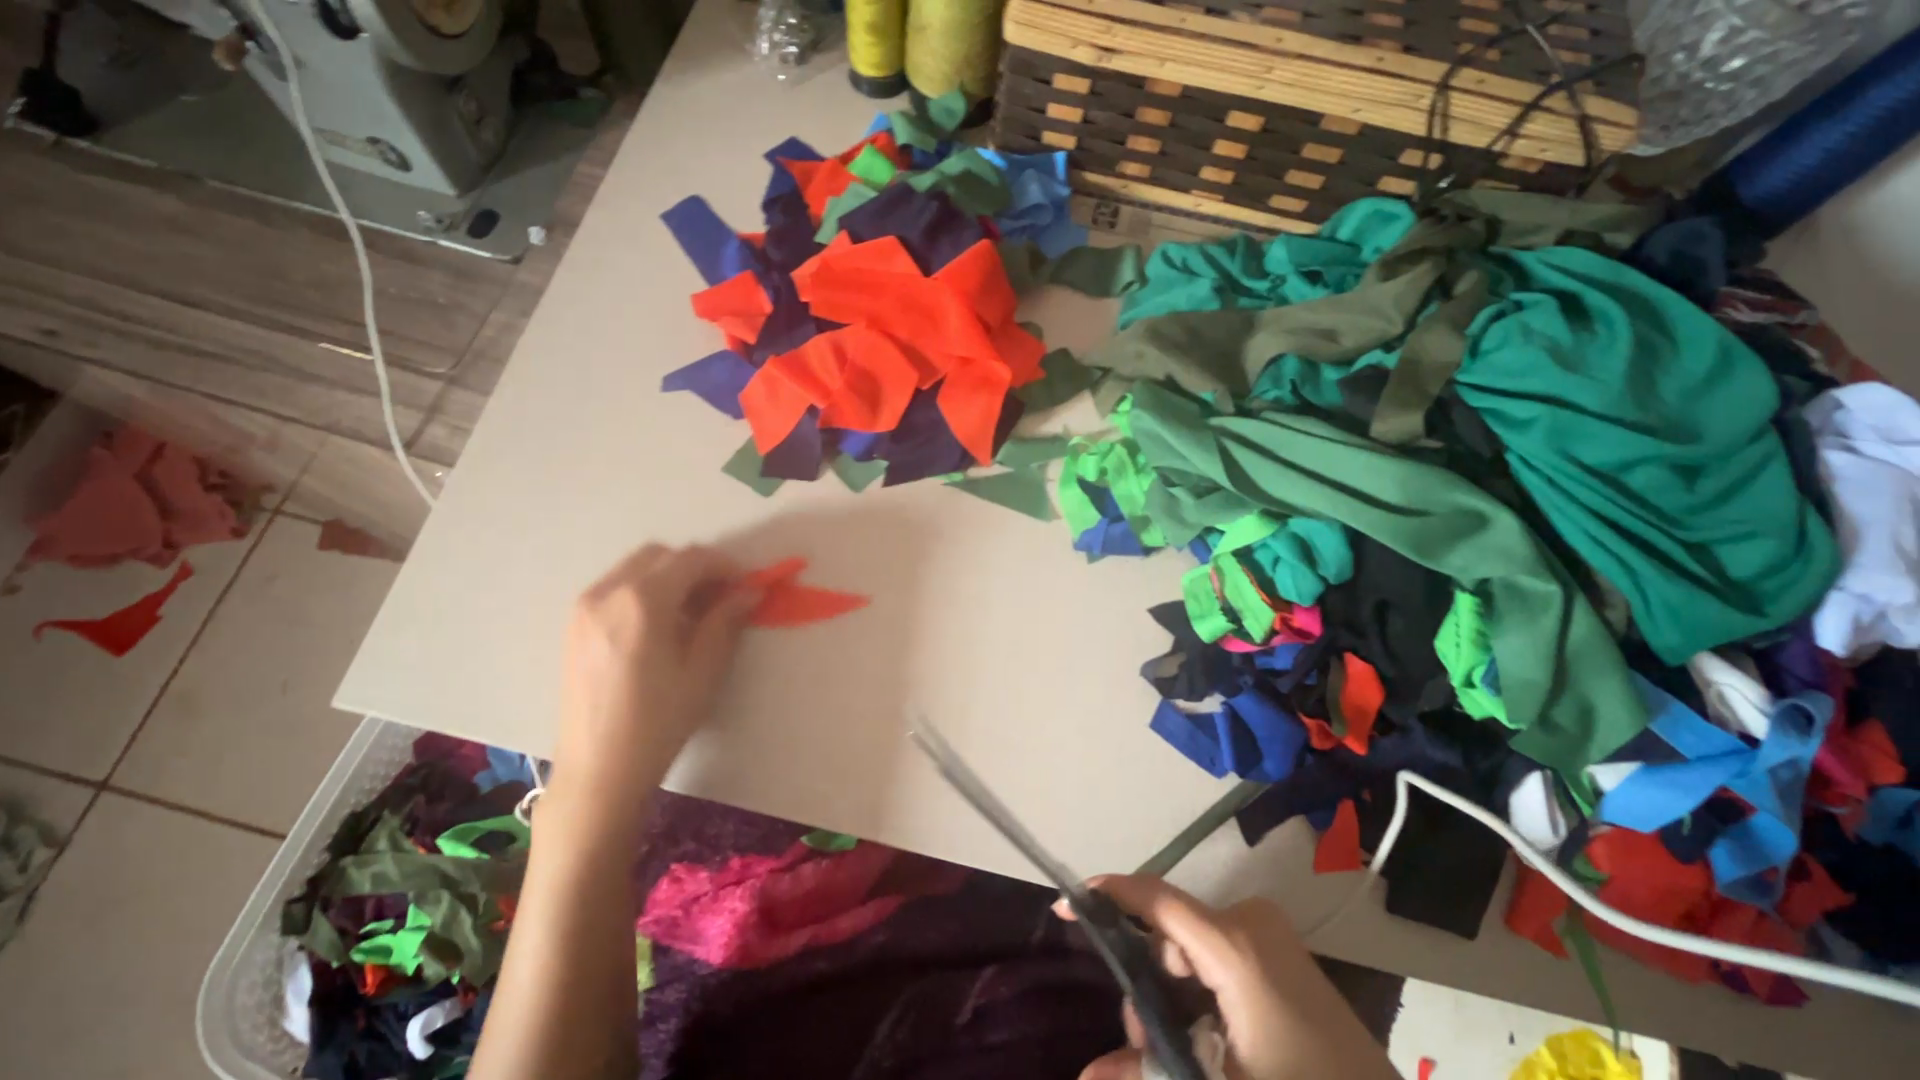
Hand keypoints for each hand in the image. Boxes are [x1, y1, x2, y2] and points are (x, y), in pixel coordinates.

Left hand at [548, 543, 757, 824]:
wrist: (598, 770)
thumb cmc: (657, 723)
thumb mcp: (702, 672)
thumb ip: (724, 622)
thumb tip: (748, 592)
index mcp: (642, 602)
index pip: (690, 560)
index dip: (724, 566)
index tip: (746, 584)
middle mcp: (607, 592)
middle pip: (659, 555)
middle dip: (694, 567)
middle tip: (721, 598)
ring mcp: (584, 608)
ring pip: (634, 569)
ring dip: (667, 577)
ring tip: (690, 615)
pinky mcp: (574, 626)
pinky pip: (614, 589)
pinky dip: (641, 592)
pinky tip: (658, 628)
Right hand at [1060, 875, 1399, 1079]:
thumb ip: (1145, 1073)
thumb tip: (1085, 1074)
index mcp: (1234, 947)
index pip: (1155, 900)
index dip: (1106, 896)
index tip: (1064, 906)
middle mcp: (1251, 925)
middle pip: (1168, 932)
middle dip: (1144, 981)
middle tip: (1147, 1047)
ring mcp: (1272, 938)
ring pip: (1191, 945)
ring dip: (1171, 991)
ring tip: (1179, 1052)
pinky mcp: (1286, 956)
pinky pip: (1220, 952)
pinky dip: (1198, 987)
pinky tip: (1207, 1038)